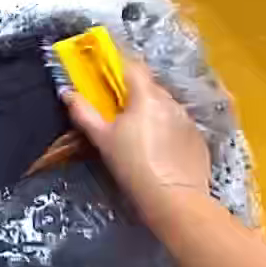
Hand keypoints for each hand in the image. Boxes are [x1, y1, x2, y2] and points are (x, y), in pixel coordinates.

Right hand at [62, 53, 211, 229]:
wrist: (175, 201)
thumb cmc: (133, 165)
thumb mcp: (102, 139)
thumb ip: (83, 112)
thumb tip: (67, 92)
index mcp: (146, 95)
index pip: (132, 65)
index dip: (118, 65)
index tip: (106, 73)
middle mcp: (170, 100)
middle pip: (148, 85)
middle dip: (133, 91)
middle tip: (118, 109)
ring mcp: (187, 119)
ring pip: (164, 105)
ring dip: (150, 110)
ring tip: (138, 132)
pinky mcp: (198, 138)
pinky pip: (177, 123)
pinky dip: (166, 128)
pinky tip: (158, 148)